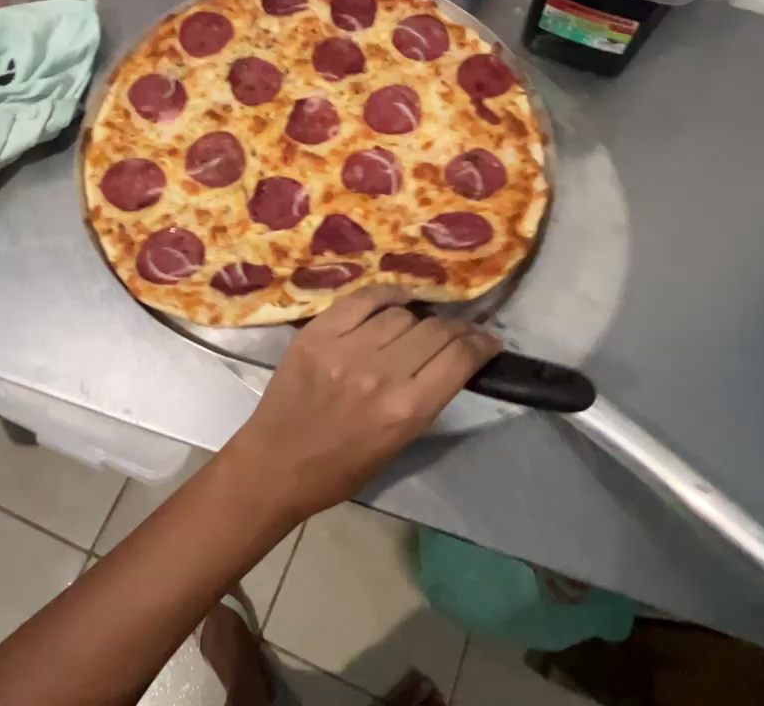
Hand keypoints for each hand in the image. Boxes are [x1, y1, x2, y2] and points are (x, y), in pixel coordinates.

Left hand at [217, 284, 501, 521]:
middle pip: (435, 329)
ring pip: (401, 313)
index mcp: (406, 410)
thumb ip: (427, 397)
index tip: (488, 341)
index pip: (460, 358)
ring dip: (416, 319)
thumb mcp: (399, 443)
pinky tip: (394, 300)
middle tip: (457, 333)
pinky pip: (363, 298)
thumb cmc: (341, 468)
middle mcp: (380, 373)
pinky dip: (385, 294)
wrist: (275, 465)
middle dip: (456, 329)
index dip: (482, 343)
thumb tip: (454, 358)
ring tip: (413, 328)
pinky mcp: (316, 333)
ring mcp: (345, 348)